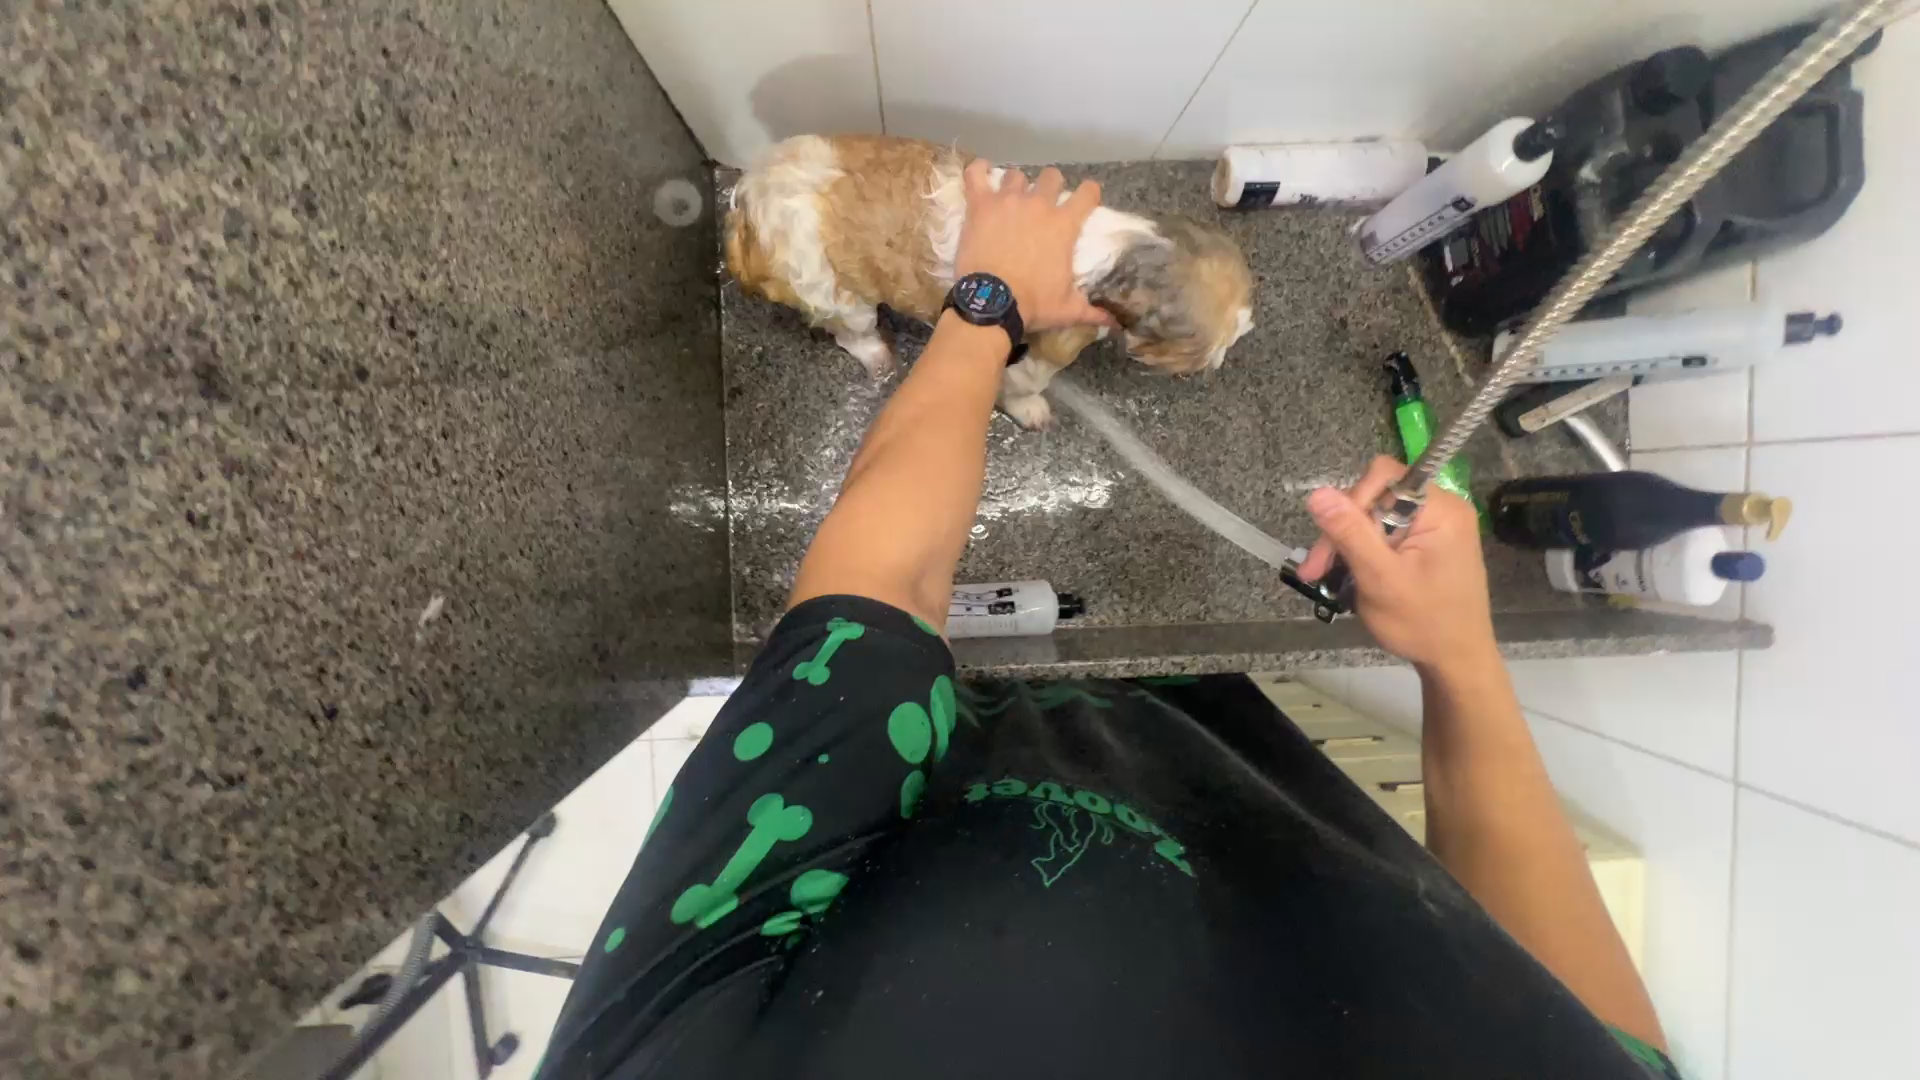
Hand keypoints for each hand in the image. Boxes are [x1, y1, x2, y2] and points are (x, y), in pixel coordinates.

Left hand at [953, 159, 1111, 331]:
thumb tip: (1115, 323)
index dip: (1088, 194)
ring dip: (1016, 186)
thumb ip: (1092, 311)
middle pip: (1051, 177)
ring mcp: (1008, 200)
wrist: (992, 304)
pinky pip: (977, 174)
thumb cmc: (1033, 305)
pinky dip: (979, 171)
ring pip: (1016, 175)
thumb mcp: (1067, 310)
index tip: (1085, 202)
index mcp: (1064, 224)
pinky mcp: (980, 205)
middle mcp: (1039, 203)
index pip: (1088, 193)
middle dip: (1050, 187)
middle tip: (1043, 204)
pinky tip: (981, 175)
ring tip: (1010, 201)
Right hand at [1298, 456, 1496, 670]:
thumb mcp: (1380, 578)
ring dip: (1345, 544)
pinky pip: (1383, 533)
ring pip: (1372, 517)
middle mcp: (1440, 509)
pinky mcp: (1425, 543)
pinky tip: (1348, 575)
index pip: (1383, 477)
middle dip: (1341, 531)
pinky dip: (1360, 552)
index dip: (1351, 502)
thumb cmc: (1423, 623)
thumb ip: (1350, 533)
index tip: (1331, 541)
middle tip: (1316, 570)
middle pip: (1374, 497)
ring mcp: (1433, 527)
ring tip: (1324, 577)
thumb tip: (1317, 493)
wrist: (1455, 661)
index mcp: (1440, 510)